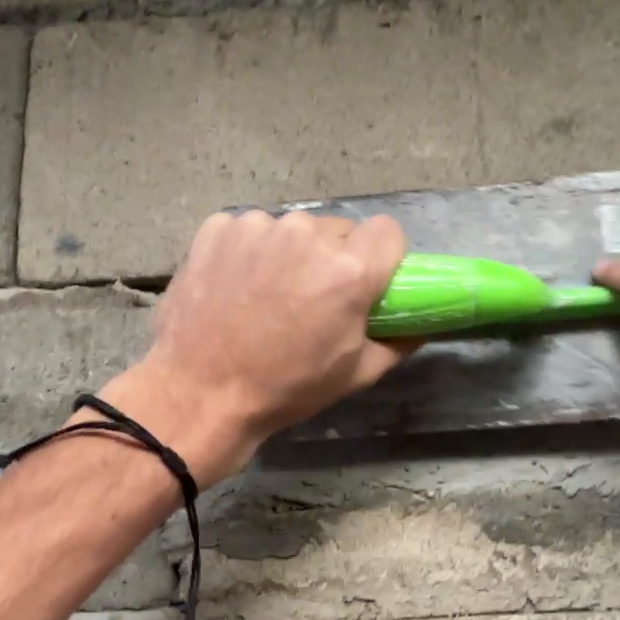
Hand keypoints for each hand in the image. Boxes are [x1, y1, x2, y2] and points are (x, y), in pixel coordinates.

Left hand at [100, 211, 415, 487]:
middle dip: (335, 259)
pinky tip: (240, 287)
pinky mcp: (220, 227)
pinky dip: (254, 252)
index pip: (388, 232)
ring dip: (293, 254)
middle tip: (315, 300)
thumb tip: (419, 325)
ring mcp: (259, 227)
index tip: (369, 282)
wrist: (200, 392)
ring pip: (295, 230)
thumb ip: (398, 342)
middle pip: (340, 231)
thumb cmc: (286, 388)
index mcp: (349, 271)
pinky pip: (254, 230)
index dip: (383, 257)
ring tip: (271, 297)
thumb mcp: (356, 374)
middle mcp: (307, 235)